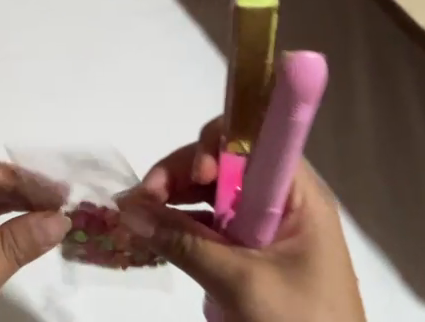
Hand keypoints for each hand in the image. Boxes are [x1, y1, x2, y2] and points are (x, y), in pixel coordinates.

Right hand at [118, 120, 363, 321]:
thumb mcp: (242, 284)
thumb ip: (184, 243)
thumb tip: (127, 210)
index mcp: (298, 194)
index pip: (253, 139)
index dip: (217, 143)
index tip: (194, 173)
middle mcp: (283, 200)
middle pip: (224, 163)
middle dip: (182, 174)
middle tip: (143, 198)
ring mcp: (268, 228)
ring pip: (214, 193)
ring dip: (176, 199)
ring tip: (139, 214)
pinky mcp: (255, 254)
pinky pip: (214, 225)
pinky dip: (184, 225)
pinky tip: (156, 232)